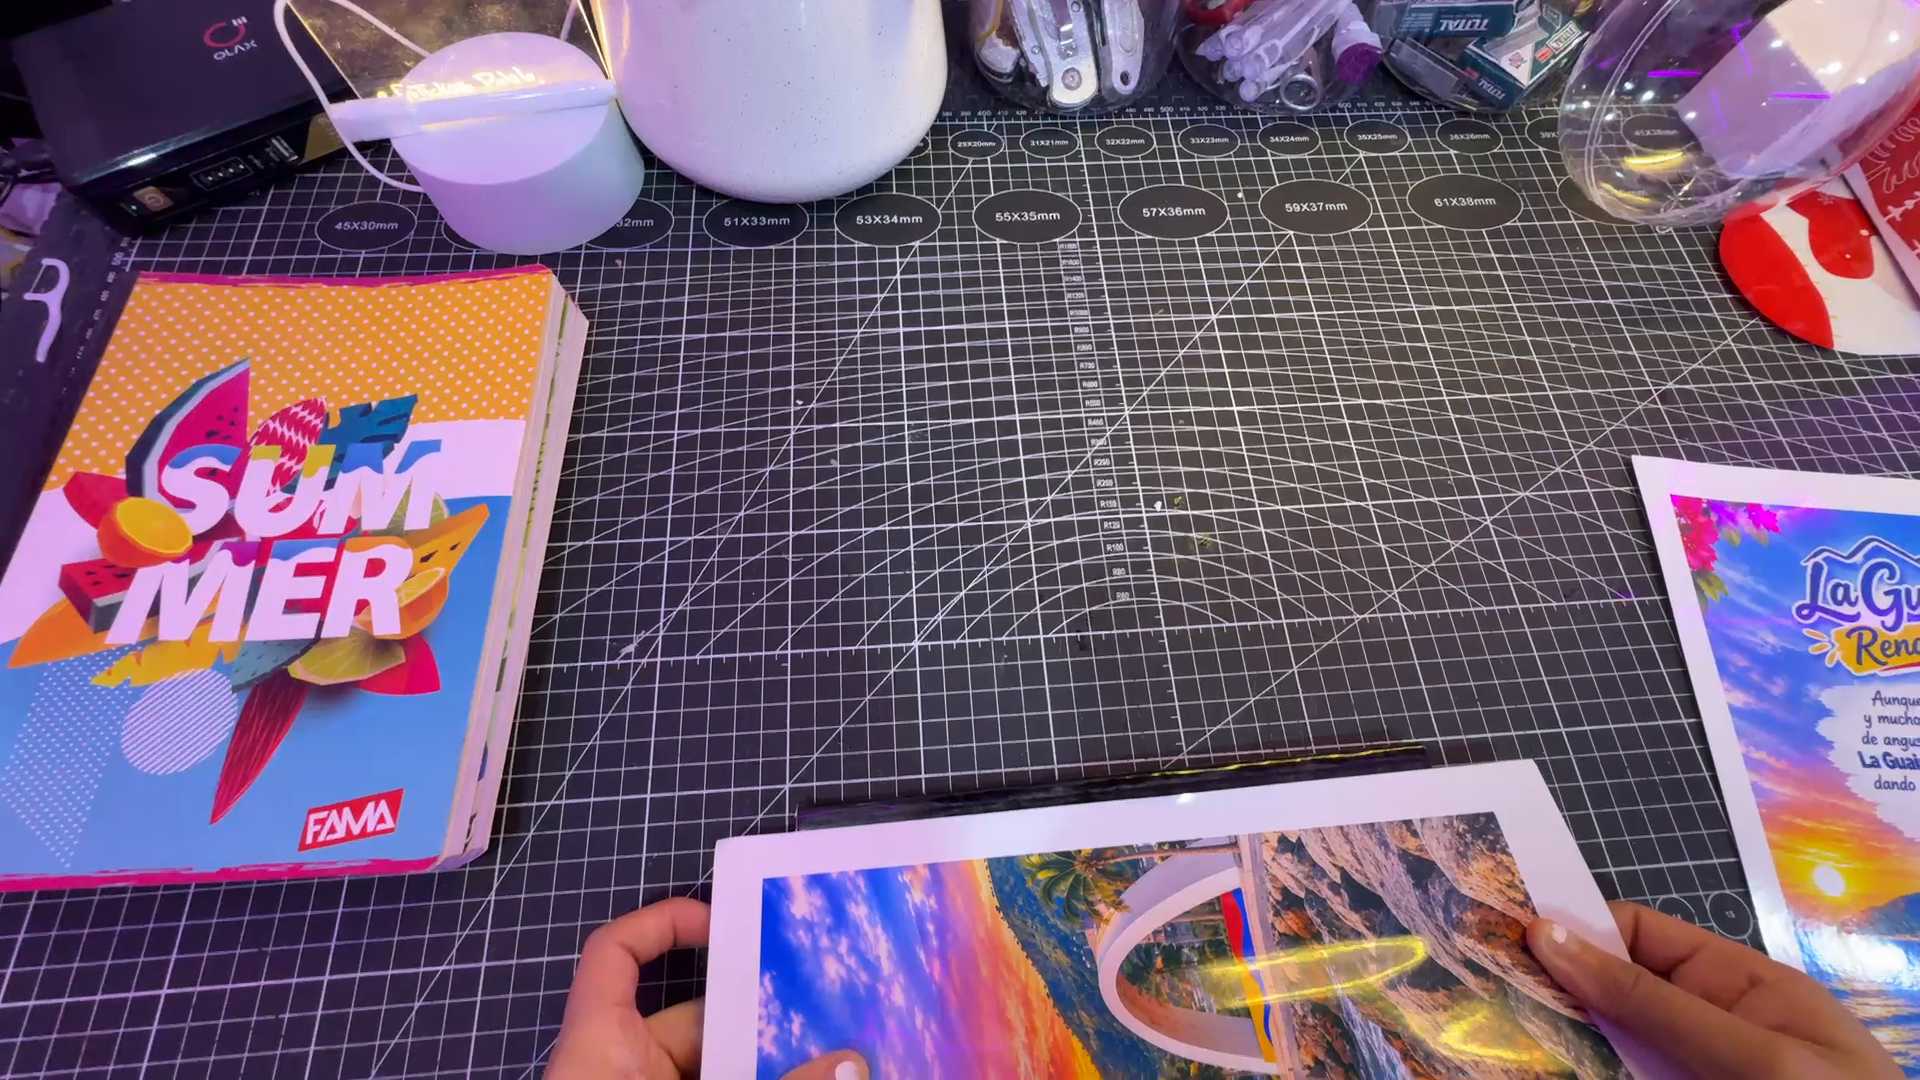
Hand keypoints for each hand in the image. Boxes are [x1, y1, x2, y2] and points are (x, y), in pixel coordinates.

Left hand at [545, 898, 867, 1079]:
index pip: (615, 956)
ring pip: (713, 1067)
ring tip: (836, 1058)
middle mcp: (620, 1075)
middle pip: (693, 1019)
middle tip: (828, 1011)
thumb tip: (854, 1063)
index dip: (664, 923)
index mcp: (599, 1057)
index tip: (728, 925)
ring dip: (770, 1064)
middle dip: (761, 1018)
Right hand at [1527, 900, 1899, 1079]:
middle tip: (1490, 977)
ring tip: (1503, 1018)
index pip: (1634, 931)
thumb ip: (1649, 999)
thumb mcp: (1759, 1060)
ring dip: (1561, 1030)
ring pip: (1607, 1035)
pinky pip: (1616, 1069)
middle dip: (1556, 983)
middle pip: (1612, 983)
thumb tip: (1540, 931)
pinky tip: (1541, 1060)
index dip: (1573, 928)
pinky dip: (1579, 1065)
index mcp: (1740, 984)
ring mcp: (1693, 1068)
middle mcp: (1710, 1019)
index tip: (1510, 936)